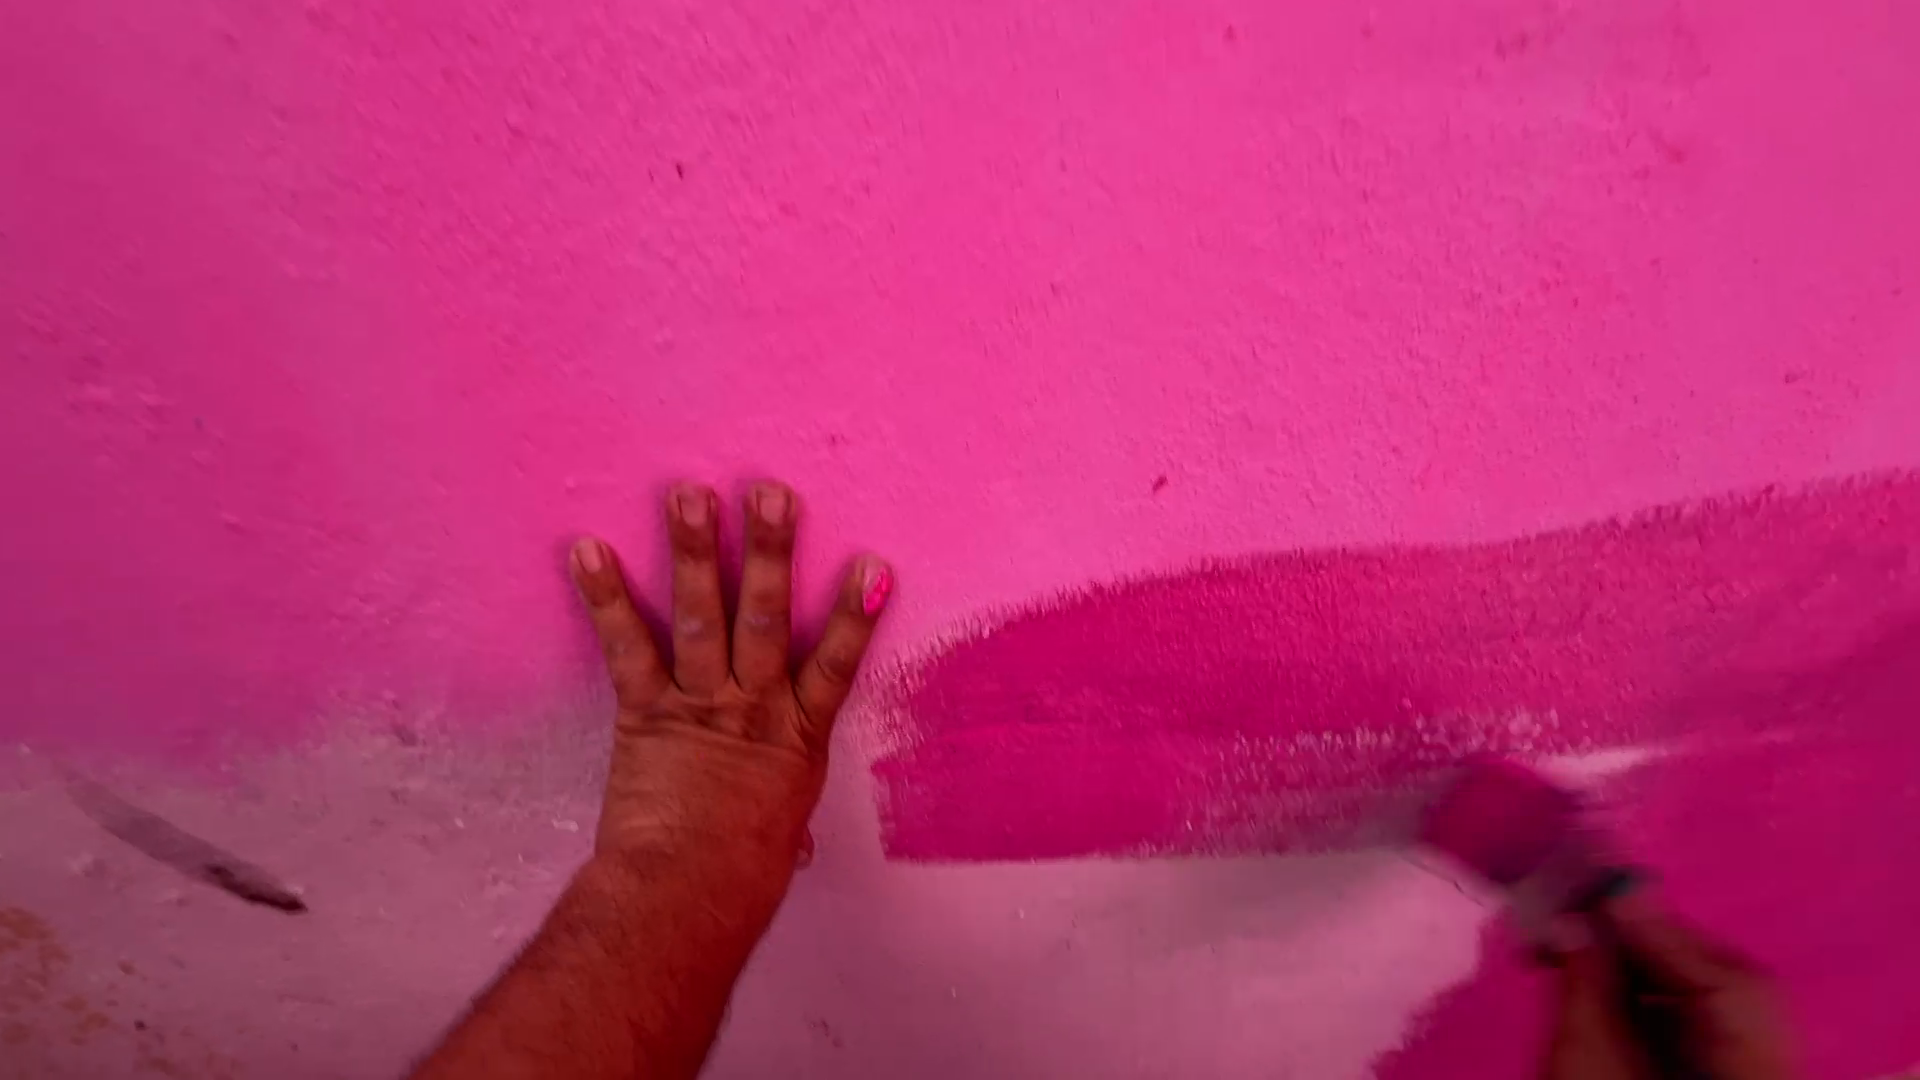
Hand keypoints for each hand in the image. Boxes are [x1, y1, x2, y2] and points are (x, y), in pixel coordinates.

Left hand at [568, 481, 890, 896]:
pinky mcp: (644, 713)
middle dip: (769, 552)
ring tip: (688, 496)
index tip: (873, 565)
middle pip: (765, 618)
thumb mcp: (787, 820)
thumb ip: (787, 785)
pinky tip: (587, 548)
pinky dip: (605, 598)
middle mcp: (753, 705)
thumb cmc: (746, 868)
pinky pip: (627, 649)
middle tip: (769, 494)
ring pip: (700, 618)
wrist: (683, 901)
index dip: (856, 614)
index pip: (838, 663)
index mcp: (799, 731)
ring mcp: (698, 704)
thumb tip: (790, 814)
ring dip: (694, 553)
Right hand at [1543, 894, 1796, 1079]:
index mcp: (1752, 1077)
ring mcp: (1749, 1067)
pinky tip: (1589, 963)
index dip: (1665, 928)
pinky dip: (1639, 979)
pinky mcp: (1718, 1066)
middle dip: (1644, 935)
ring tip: (1566, 935)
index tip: (1597, 883)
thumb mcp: (1585, 1058)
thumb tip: (1579, 910)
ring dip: (1634, 952)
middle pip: (1724, 981)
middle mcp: (1769, 1069)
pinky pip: (1688, 1007)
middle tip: (1568, 907)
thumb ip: (1588, 981)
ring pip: (1704, 988)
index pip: (1733, 988)